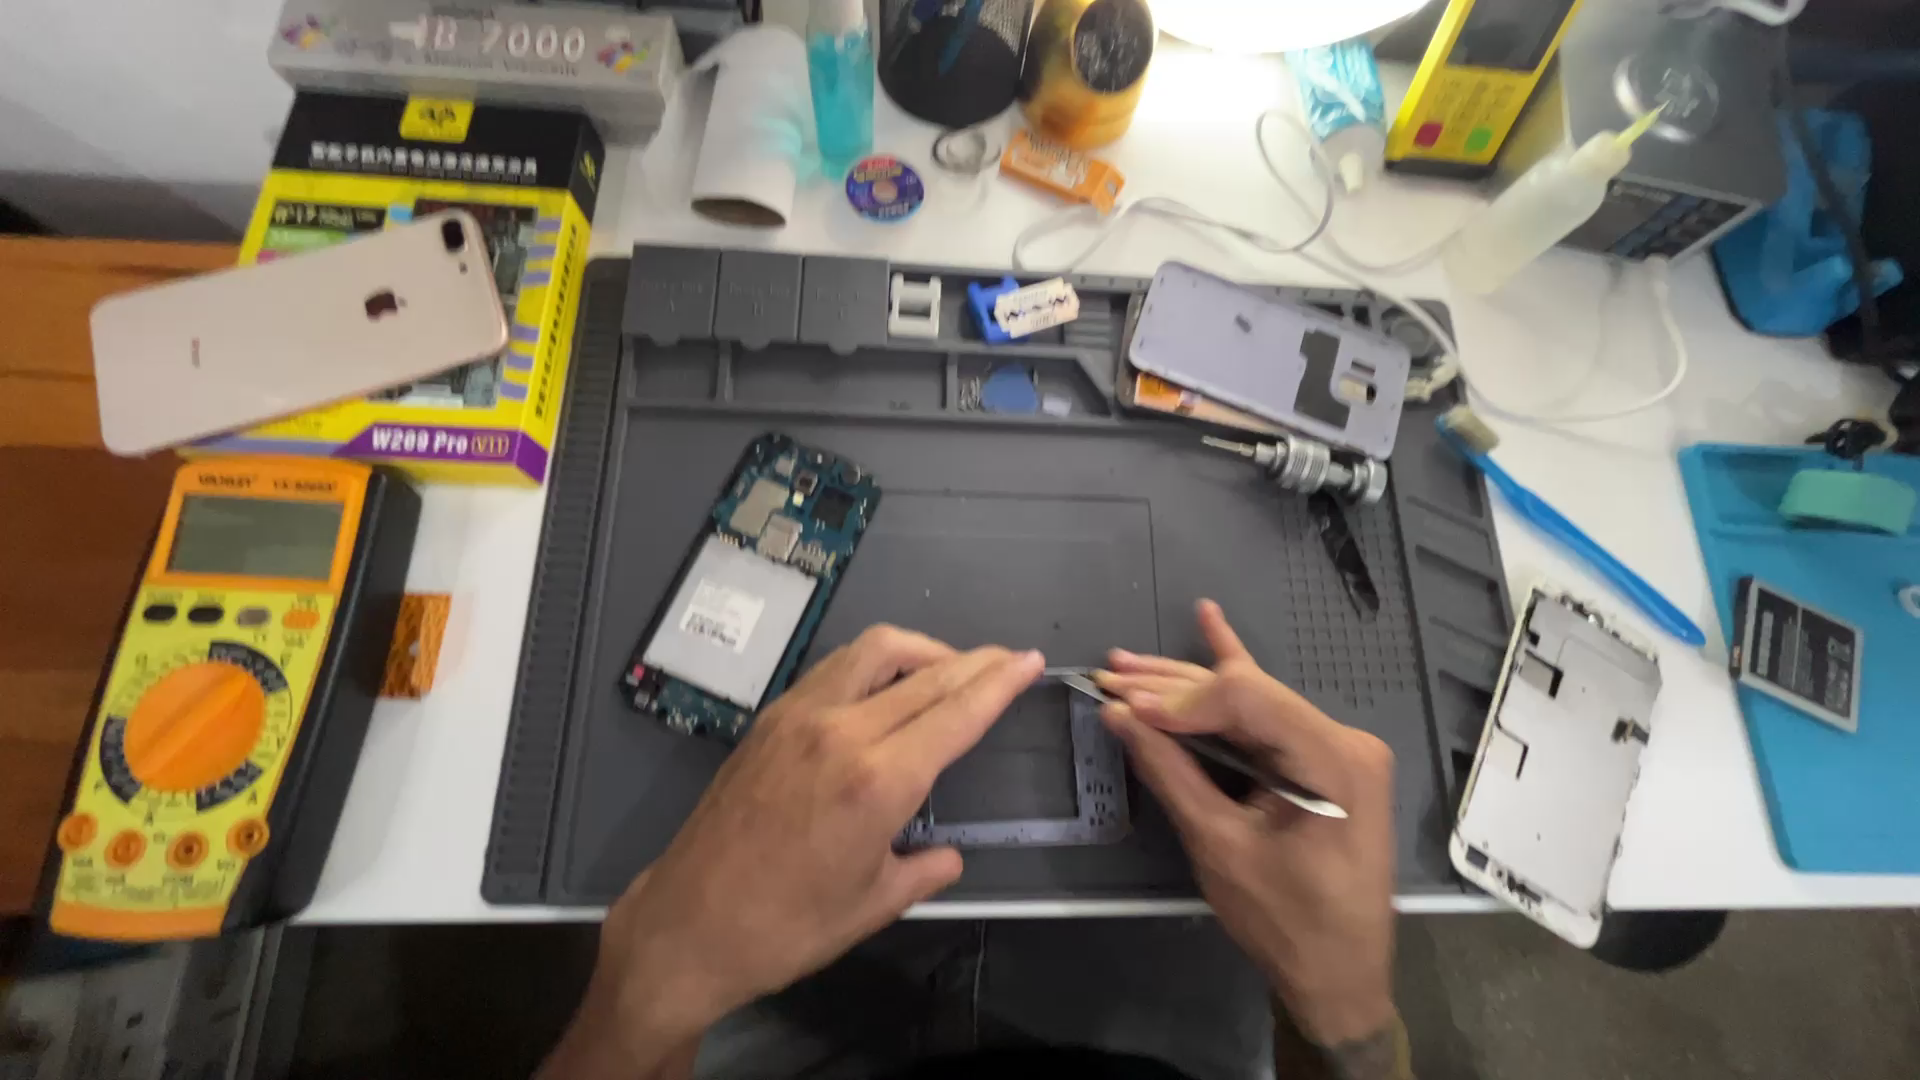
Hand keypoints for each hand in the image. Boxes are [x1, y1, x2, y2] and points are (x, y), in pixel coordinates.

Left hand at [544, 626, 1044, 1077]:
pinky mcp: (773, 714)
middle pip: (926, 673)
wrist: (686, 924)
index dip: (999, 682)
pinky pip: (838, 666)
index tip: (1028, 661)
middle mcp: (843, 730)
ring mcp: (801, 714)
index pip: (955, 713)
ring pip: (876, 649)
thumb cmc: (787, 926)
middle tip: (1008, 659)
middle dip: (976, 661)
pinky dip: (877, 661)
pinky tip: (887, 682)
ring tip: (950, 666)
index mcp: (877, 781)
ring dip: (924, 648)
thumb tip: (948, 855)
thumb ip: (924, 869)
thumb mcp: (873, 905)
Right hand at [1100, 600, 1396, 1047]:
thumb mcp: (1219, 844)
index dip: (1177, 699)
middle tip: (1108, 676)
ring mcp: (1331, 743)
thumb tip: (1118, 715)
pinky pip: (1265, 707)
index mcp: (1333, 760)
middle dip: (1169, 688)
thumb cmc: (1284, 920)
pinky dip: (1230, 668)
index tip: (1123, 705)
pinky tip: (1209, 620)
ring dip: (1182, 686)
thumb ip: (1170, 771)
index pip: (1246, 700)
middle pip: (1243, 692)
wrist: (1339, 976)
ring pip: (1245, 699)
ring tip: (1124, 665)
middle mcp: (1340, 738)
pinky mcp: (1316, 753)